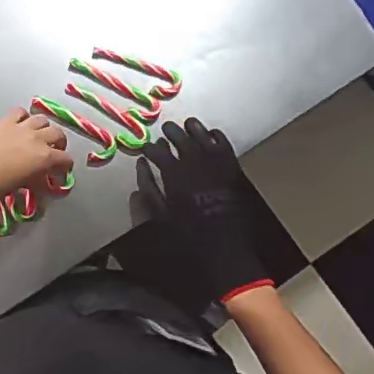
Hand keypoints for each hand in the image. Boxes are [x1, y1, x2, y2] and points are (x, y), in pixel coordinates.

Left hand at [0, 107, 71, 200]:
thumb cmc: (0, 186)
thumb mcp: (26, 185)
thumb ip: (39, 180)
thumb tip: (46, 182)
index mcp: (45, 157)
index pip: (65, 158)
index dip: (66, 165)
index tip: (62, 170)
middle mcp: (38, 138)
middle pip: (58, 134)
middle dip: (59, 143)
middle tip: (54, 150)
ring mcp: (22, 127)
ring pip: (42, 120)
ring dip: (43, 128)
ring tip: (38, 135)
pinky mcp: (6, 121)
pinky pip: (21, 112)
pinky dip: (24, 117)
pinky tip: (20, 125)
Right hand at [135, 118, 266, 302]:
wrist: (224, 248)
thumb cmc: (187, 236)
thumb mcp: (160, 215)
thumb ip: (149, 188)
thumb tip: (141, 167)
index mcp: (174, 177)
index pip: (159, 153)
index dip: (151, 148)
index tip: (146, 147)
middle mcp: (195, 165)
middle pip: (182, 139)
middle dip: (172, 132)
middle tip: (165, 128)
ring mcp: (216, 165)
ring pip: (203, 137)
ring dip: (194, 129)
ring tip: (188, 124)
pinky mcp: (232, 170)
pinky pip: (224, 146)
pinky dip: (217, 138)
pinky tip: (212, 135)